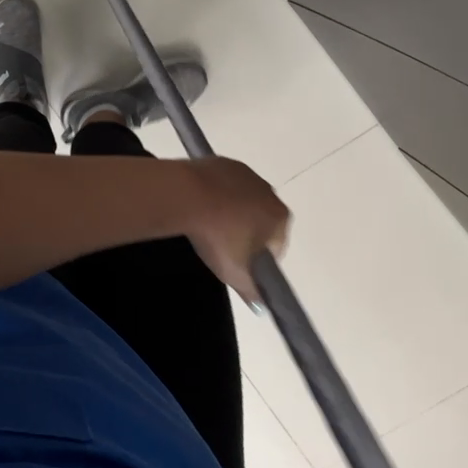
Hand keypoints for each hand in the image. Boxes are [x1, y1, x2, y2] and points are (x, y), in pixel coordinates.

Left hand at [180, 158, 290, 302]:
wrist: (187, 195)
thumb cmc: (219, 237)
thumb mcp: (237, 274)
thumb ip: (254, 292)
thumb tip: (261, 305)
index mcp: (280, 217)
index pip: (276, 245)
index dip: (258, 258)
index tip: (239, 263)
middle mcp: (269, 191)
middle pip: (261, 219)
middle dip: (245, 232)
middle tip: (221, 245)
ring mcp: (245, 173)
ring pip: (242, 200)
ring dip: (230, 211)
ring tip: (208, 225)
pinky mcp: (222, 162)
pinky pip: (222, 184)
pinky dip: (214, 194)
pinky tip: (199, 205)